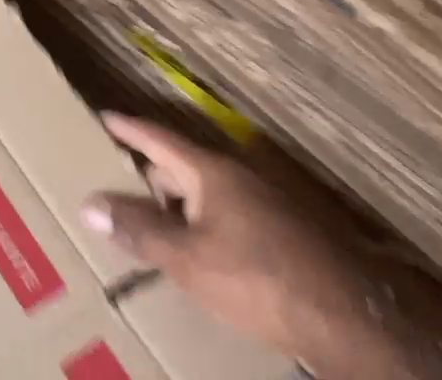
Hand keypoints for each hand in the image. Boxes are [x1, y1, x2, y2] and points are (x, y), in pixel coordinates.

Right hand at [79, 114, 374, 365]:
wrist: (353, 325)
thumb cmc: (259, 280)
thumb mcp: (186, 257)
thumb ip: (137, 230)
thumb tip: (89, 203)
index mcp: (212, 173)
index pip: (159, 139)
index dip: (128, 128)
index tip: (104, 116)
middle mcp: (240, 180)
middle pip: (182, 167)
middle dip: (148, 174)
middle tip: (115, 182)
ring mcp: (268, 208)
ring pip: (207, 195)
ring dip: (176, 205)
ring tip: (149, 223)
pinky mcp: (286, 238)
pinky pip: (228, 218)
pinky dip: (202, 225)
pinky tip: (195, 252)